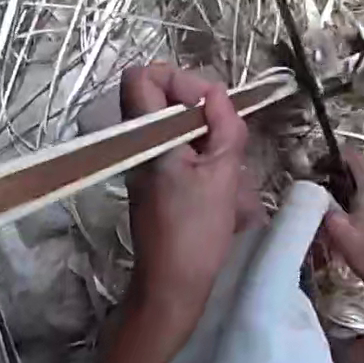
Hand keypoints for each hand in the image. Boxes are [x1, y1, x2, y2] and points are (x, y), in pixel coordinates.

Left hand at [120, 63, 247, 331]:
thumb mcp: (223, 173)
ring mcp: (144, 161)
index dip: (178, 80)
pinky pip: (176, 145)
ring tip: (225, 159)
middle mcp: (138, 143)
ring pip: (172, 122)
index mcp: (147, 136)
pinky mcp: (154, 178)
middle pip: (161, 96)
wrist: (172, 286)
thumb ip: (223, 126)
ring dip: (204, 130)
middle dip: (198, 106)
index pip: (144, 76)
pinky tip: (219, 176)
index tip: (206, 107)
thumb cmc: (196, 231)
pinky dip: (200, 150)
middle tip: (223, 132)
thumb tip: (217, 93)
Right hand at [319, 150, 363, 304]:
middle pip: (357, 168)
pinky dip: (360, 202)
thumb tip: (315, 195)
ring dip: (347, 192)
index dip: (327, 160)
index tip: (312, 173)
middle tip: (317, 195)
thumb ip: (324, 206)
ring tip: (329, 210)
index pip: (348, 154)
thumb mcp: (338, 229)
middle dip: (336, 178)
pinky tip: (348, 222)